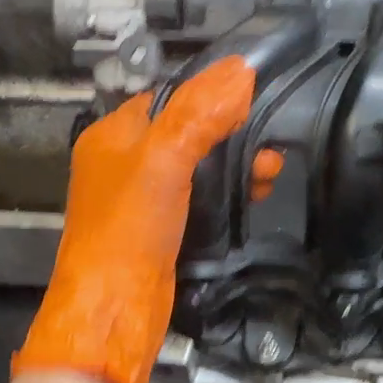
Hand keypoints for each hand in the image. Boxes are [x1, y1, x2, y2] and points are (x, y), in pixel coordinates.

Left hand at [13, 57, 255, 382]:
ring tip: (270, 173)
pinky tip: (253, 199)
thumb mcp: (164, 158)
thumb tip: (241, 71)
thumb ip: (200, 113)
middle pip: (188, 135)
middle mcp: (125, 168)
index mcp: (112, 138)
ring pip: (198, 174)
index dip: (209, 96)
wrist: (113, 311)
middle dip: (232, 137)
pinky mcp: (164, 238)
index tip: (251, 100)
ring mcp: (144, 206)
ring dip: (236, 170)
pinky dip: (227, 201)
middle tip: (268, 148)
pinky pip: (201, 206)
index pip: (167, 97)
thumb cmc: (127, 230)